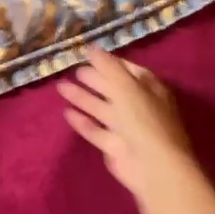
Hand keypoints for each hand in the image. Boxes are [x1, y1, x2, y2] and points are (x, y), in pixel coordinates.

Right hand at [58, 47, 197, 199]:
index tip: (91, 56)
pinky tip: (67, 112)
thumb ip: (107, 67)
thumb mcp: (126, 87)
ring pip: (102, 109)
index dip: (111, 63)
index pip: (130, 71)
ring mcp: (127, 128)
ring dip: (83, 98)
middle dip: (95, 80)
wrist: (152, 166)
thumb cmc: (144, 120)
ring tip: (62, 87)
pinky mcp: (115, 146)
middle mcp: (139, 107)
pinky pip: (96, 130)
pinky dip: (83, 122)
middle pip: (114, 89)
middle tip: (75, 71)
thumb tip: (90, 47)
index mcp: (150, 89)